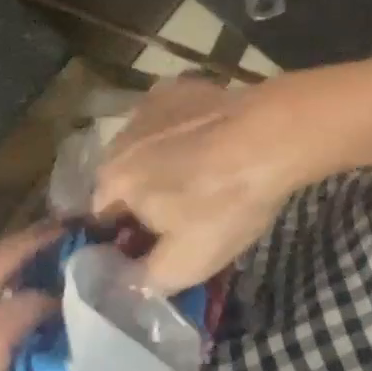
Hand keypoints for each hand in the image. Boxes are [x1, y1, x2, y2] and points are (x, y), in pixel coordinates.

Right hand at [90, 77, 302, 292]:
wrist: (272, 136)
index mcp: (112, 180)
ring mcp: (150, 105)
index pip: (99, 219)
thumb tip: (120, 283)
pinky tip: (212, 145)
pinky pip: (170, 119)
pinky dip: (181, 133)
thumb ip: (141, 280)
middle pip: (121, 179)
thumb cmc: (223, 203)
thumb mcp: (184, 264)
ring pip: (145, 146)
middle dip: (142, 199)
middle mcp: (119, 138)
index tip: (150, 249)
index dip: (120, 239)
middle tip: (180, 218)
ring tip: (201, 179)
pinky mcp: (180, 87)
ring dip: (161, 163)